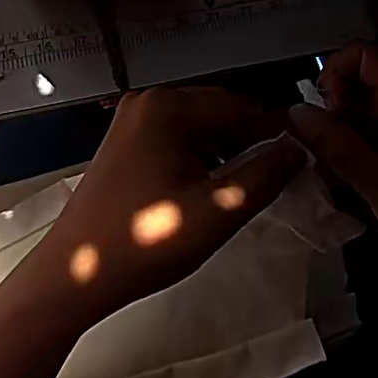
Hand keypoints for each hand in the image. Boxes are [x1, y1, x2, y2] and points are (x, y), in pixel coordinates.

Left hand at [33, 86, 307, 324]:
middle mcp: (147, 102)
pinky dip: (201, 154)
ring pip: (198, 125)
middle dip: (250, 139)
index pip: (238, 105)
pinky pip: (176, 137)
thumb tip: (295, 148)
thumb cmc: (142, 244)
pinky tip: (213, 183)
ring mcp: (132, 121)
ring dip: (227, 147)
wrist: (76, 275)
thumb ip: (263, 176)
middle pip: (217, 110)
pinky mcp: (126, 142)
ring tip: (250, 180)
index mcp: (166, 107)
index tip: (301, 152)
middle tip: (280, 170)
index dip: (274, 130)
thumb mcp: (216, 212)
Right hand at [286, 43, 377, 307]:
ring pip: (366, 115)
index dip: (333, 74)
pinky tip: (346, 184)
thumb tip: (296, 113)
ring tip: (328, 173)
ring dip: (341, 137)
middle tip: (318, 151)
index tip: (322, 115)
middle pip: (362, 85)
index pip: (365, 57)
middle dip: (332, 112)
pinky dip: (357, 154)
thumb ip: (336, 146)